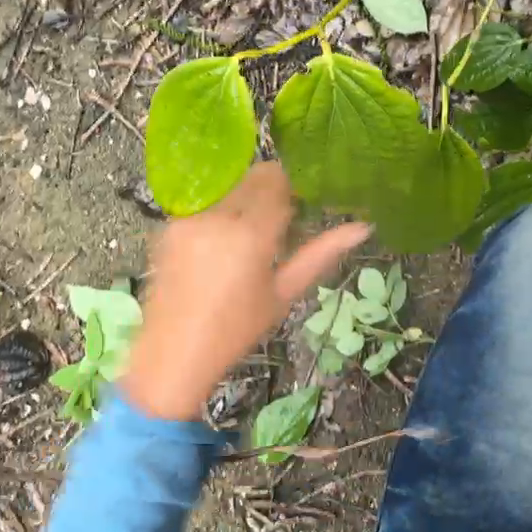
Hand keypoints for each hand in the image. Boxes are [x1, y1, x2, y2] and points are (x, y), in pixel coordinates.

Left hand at [121, 164, 369, 420]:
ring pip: (228, 186)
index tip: (302, 206)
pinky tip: (222, 243)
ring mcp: (189, 218)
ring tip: (250, 235)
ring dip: (244, 198)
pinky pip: (204, 202)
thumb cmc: (237, 330)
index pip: (277, 182)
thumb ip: (321, 254)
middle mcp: (218, 217)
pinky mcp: (169, 225)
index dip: (293, 188)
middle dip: (270, 191)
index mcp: (251, 235)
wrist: (174, 354)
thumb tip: (362, 227)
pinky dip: (219, 211)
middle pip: (252, 178)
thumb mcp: (283, 294)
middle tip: (280, 222)